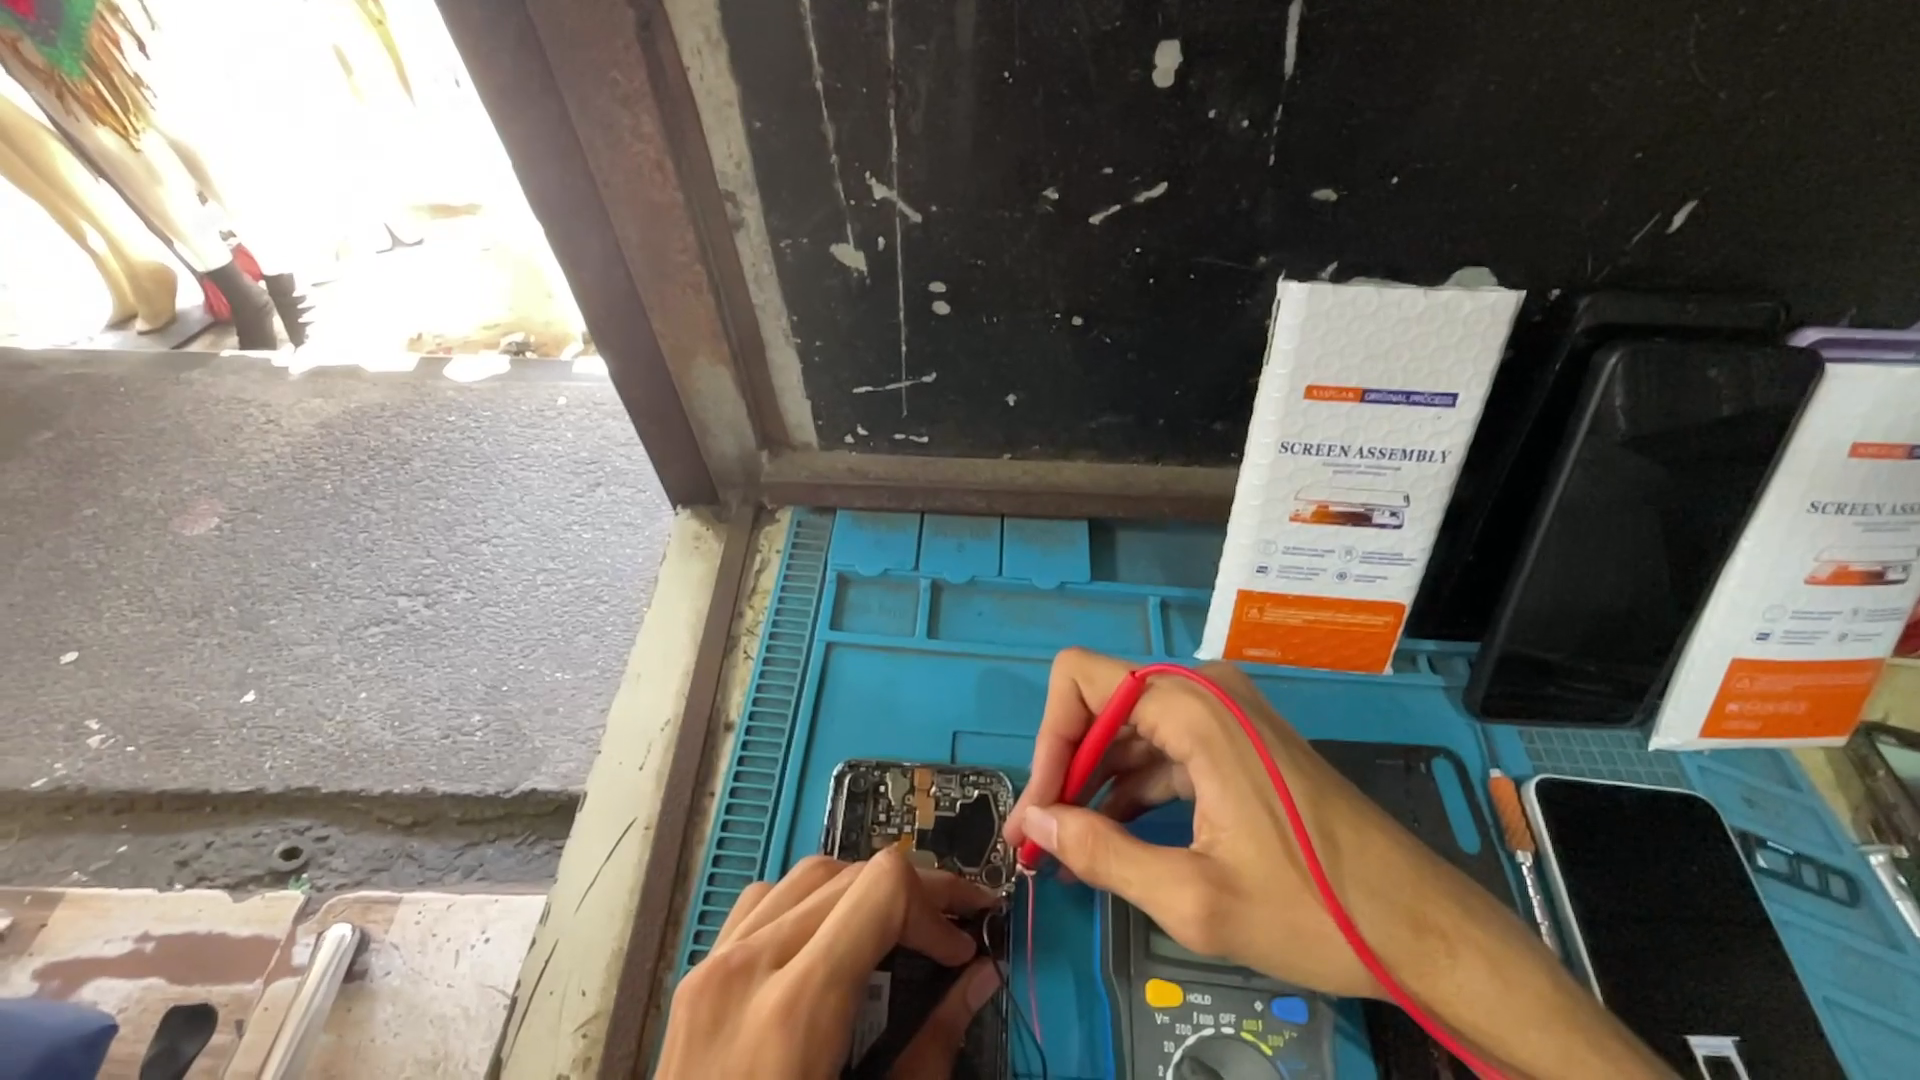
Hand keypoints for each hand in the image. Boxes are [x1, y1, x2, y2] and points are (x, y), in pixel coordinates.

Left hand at [656, 851, 1003, 1079]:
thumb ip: (933, 1045)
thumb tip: (981, 977)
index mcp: (797, 1009)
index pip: (880, 891)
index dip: (936, 907)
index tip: (960, 948)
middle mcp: (750, 966)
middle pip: (851, 876)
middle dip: (913, 897)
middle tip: (950, 931)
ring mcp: (713, 966)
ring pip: (807, 876)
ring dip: (862, 892)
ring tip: (895, 930)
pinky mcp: (696, 975)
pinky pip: (761, 902)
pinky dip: (807, 901)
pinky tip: (826, 938)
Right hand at [1005, 649, 1674, 1077]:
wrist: (1420, 926)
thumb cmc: (1312, 910)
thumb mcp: (1193, 897)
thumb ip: (1101, 853)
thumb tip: (1032, 821)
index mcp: (1195, 709)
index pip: (1081, 681)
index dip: (1048, 743)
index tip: (1039, 811)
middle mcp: (1208, 693)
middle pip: (1101, 703)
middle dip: (1065, 767)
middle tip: (1042, 837)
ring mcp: (1228, 716)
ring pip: (1130, 728)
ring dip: (1094, 781)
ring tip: (1069, 845)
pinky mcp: (1241, 744)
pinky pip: (1165, 748)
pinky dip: (1132, 787)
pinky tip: (1114, 835)